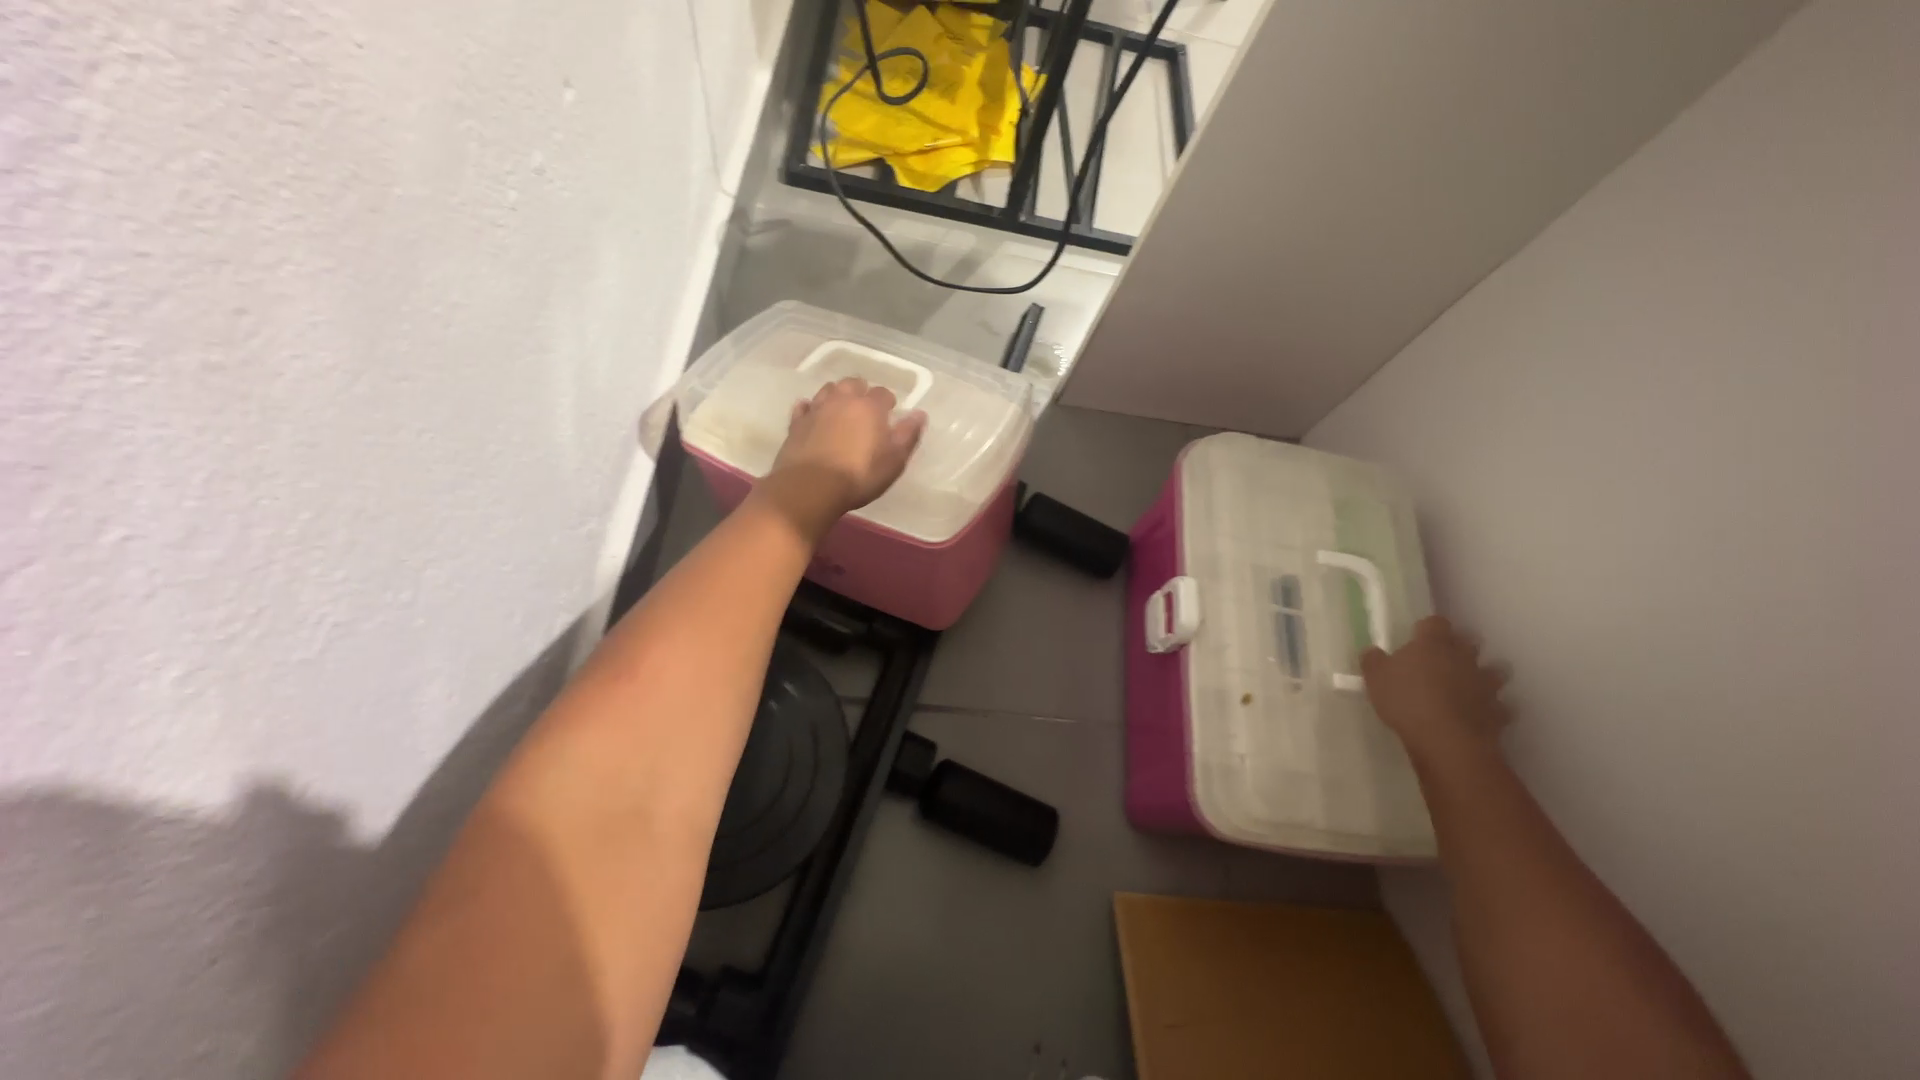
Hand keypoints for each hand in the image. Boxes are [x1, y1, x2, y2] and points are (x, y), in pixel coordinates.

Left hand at [752, 377, 924, 542]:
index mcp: (870, 407)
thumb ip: (908, 435)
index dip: (888, 402)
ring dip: (836, 396)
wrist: (810, 487)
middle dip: (861, 392)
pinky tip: (811, 416)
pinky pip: (803, 407)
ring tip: (840, 410)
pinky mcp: (795, 424)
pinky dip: (809, 409)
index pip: (883, 393)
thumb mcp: (894, 461)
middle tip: (865, 409)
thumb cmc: (859, 475)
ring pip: (827, 390)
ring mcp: (816, 409)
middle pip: (853, 384)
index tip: (890, 414)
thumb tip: (920, 414)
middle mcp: (842, 400)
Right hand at [1361, 616, 1510, 760]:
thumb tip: (1372, 651)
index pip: (1435, 622)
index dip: (1427, 629)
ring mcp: (1486, 683)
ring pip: (1494, 671)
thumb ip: (1373, 661)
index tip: (1417, 639)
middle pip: (1469, 642)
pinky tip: (1480, 716)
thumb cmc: (1406, 701)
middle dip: (1459, 649)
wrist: (1447, 739)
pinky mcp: (1499, 710)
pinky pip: (1500, 706)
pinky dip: (1492, 708)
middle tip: (1442, 662)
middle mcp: (1464, 657)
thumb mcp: (1375, 679)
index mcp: (1433, 643)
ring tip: (1468, 687)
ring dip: (1484, 676)